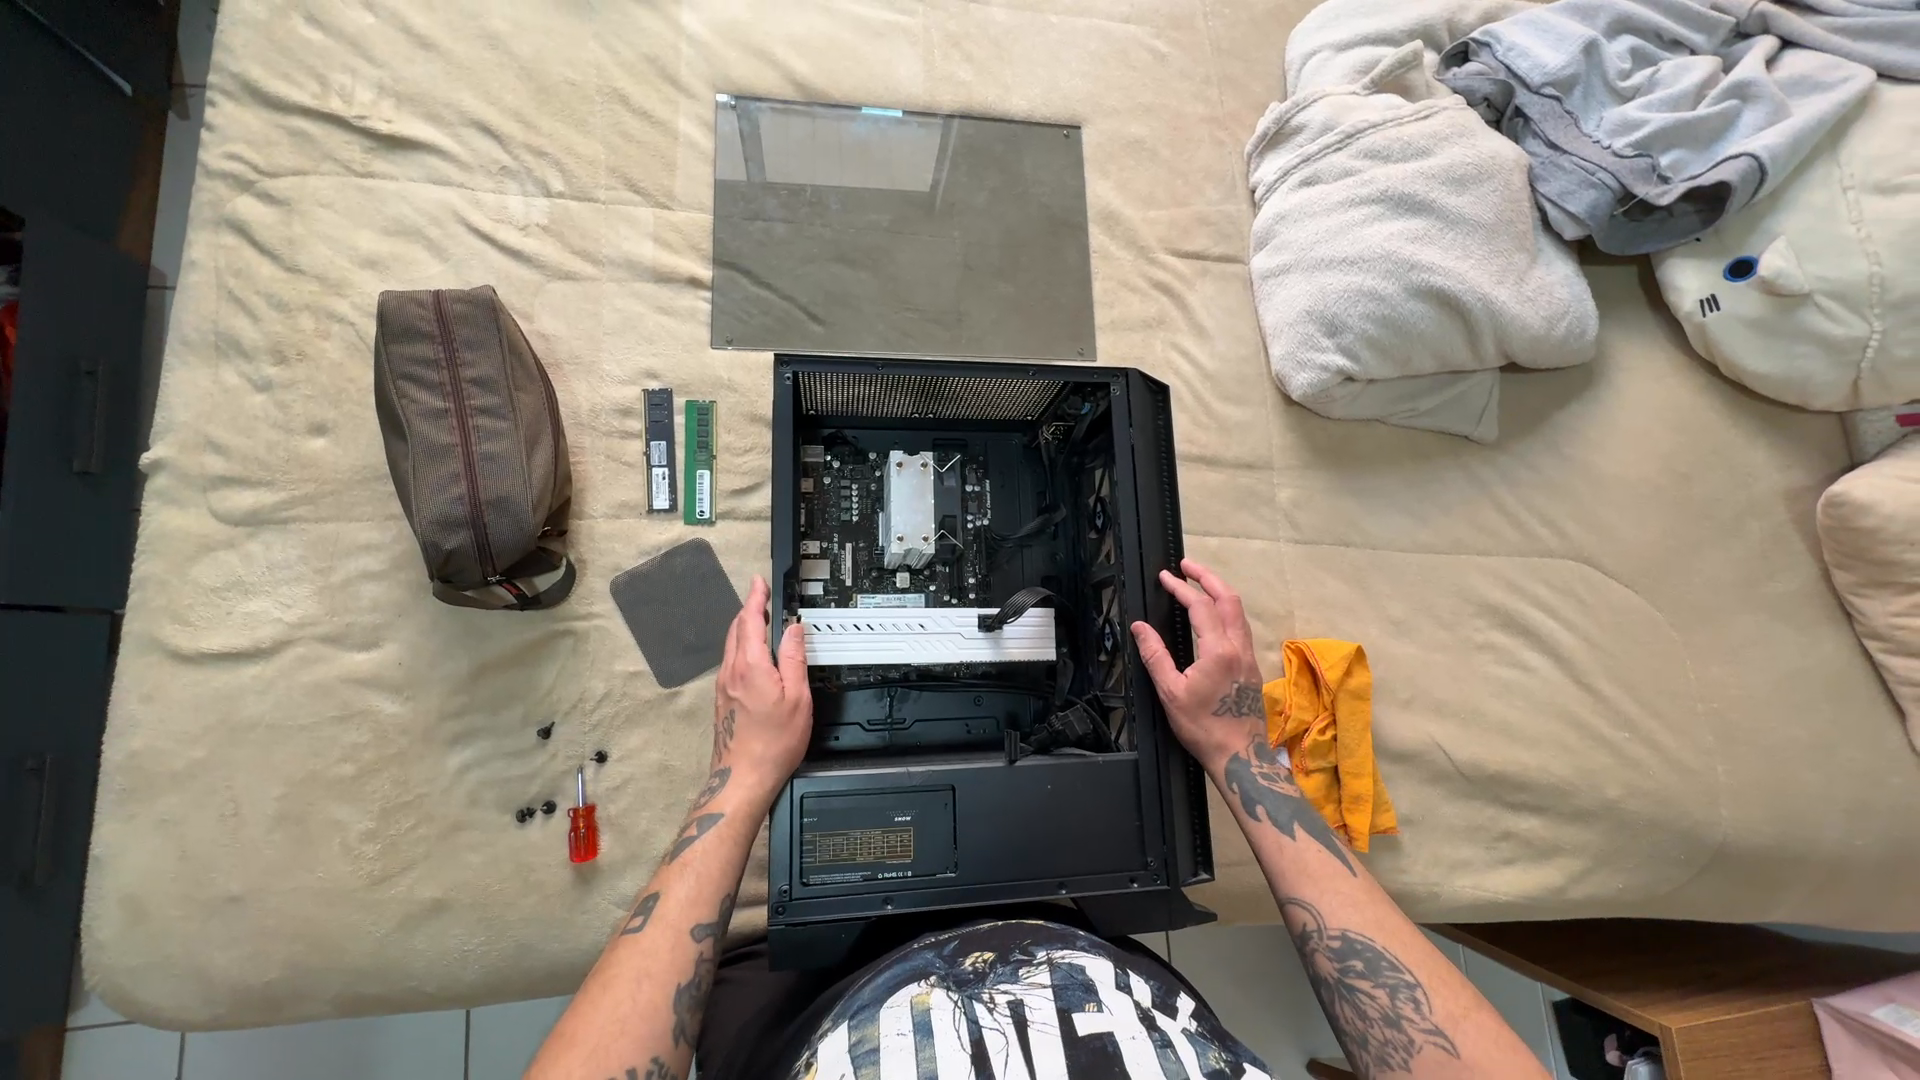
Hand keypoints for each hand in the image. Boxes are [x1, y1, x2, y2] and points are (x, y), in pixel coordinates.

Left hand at [709, 576, 811, 806]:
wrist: (742, 777)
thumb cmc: (772, 744)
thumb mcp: (797, 698)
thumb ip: (794, 659)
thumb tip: (794, 630)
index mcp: (750, 666)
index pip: (749, 619)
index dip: (755, 597)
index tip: (759, 582)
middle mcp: (731, 672)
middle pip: (736, 628)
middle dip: (749, 608)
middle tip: (762, 597)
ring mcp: (723, 686)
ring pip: (731, 645)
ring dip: (744, 627)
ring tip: (760, 620)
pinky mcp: (722, 698)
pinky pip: (730, 661)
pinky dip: (741, 646)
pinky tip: (753, 654)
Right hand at [1130, 558, 1266, 775]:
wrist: (1240, 756)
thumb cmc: (1202, 726)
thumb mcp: (1170, 692)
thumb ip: (1155, 655)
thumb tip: (1139, 627)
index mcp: (1218, 651)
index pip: (1200, 606)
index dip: (1182, 588)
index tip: (1165, 577)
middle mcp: (1238, 647)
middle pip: (1229, 599)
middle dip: (1208, 577)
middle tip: (1187, 565)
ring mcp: (1249, 656)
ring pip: (1239, 612)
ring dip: (1220, 592)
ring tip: (1200, 583)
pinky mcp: (1251, 667)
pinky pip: (1241, 626)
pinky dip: (1226, 610)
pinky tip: (1213, 615)